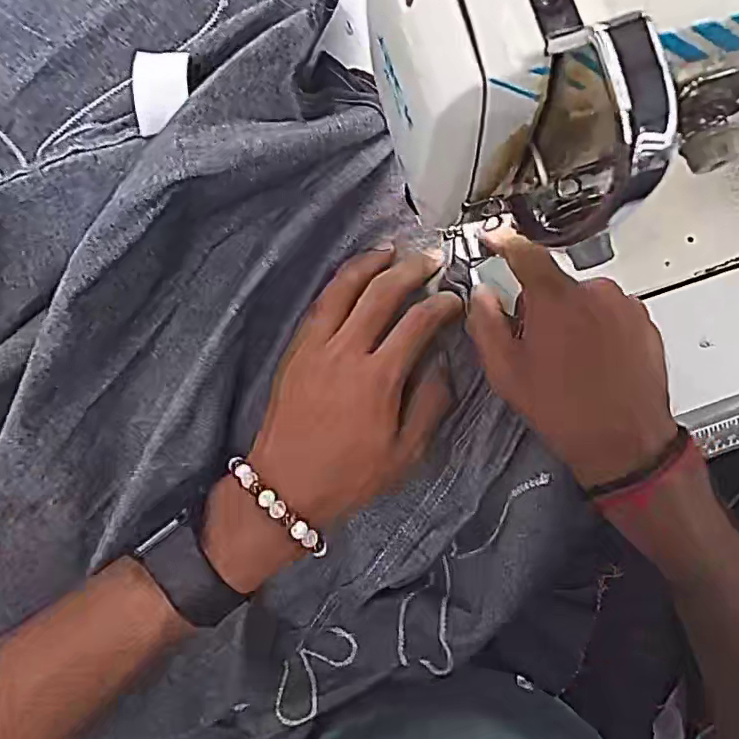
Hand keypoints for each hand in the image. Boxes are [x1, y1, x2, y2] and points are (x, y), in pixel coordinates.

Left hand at [203, 246, 462, 590]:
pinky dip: (339, 284)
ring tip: (390, 251)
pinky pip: (319, 304)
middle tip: (430, 260)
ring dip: (369, 265)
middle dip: (410, 270)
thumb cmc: (347, 476)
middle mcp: (346, 352)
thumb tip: (443, 364)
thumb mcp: (405, 454)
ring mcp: (315, 347)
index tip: (453, 299)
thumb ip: (430, 404)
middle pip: (381, 293)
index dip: (440, 304)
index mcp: (378, 378)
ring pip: (343, 289)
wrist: (285, 486)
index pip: (417, 323)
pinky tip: (351, 278)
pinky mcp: (296, 351)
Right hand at [466, 229, 679, 488]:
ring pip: (583, 300)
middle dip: (541, 307)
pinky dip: (598, 331)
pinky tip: (593, 363)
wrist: (623, 440)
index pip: (524, 252)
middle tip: (538, 346)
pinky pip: (610, 314)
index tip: (495, 238)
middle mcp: (593, 293)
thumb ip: (486, 323)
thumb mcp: (506, 371)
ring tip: (570, 362)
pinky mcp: (643, 321)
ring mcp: (623, 306)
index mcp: (555, 299)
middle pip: (554, 284)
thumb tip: (482, 298)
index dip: (504, 242)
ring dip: (572, 320)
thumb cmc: (567, 411)